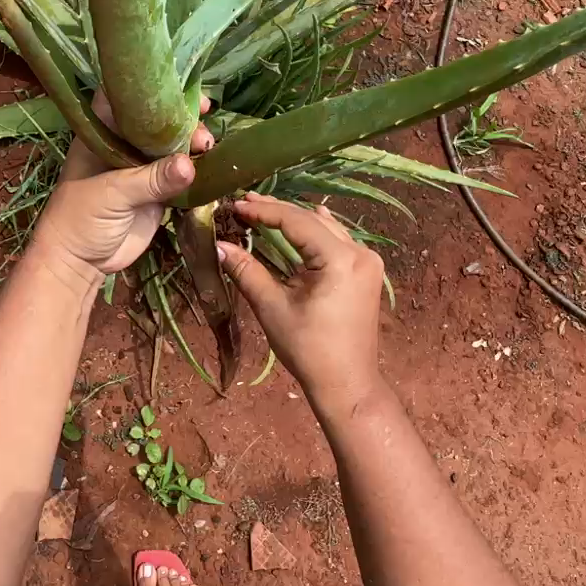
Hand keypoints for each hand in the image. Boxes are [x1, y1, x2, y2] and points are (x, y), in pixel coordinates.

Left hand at [27, 95, 212, 285]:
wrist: (80, 262)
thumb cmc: (81, 218)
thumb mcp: (112, 193)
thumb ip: (150, 179)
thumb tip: (189, 165)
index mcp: (104, 135)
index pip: (125, 100)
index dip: (152, 90)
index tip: (182, 87)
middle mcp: (124, 147)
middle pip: (158, 122)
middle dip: (183, 119)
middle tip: (203, 124)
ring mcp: (142, 170)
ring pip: (173, 147)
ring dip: (194, 144)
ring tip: (208, 146)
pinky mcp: (157, 193)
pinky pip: (181, 176)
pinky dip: (198, 170)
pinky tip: (214, 166)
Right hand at [217, 193, 385, 404]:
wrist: (347, 383)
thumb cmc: (308, 349)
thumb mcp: (272, 307)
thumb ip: (247, 271)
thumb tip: (219, 245)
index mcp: (339, 259)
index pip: (296, 222)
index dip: (263, 211)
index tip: (235, 205)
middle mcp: (360, 253)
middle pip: (312, 220)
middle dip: (277, 210)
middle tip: (244, 202)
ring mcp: (367, 261)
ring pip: (326, 227)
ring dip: (295, 219)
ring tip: (262, 209)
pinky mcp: (365, 271)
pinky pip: (337, 240)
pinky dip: (313, 231)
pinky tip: (300, 223)